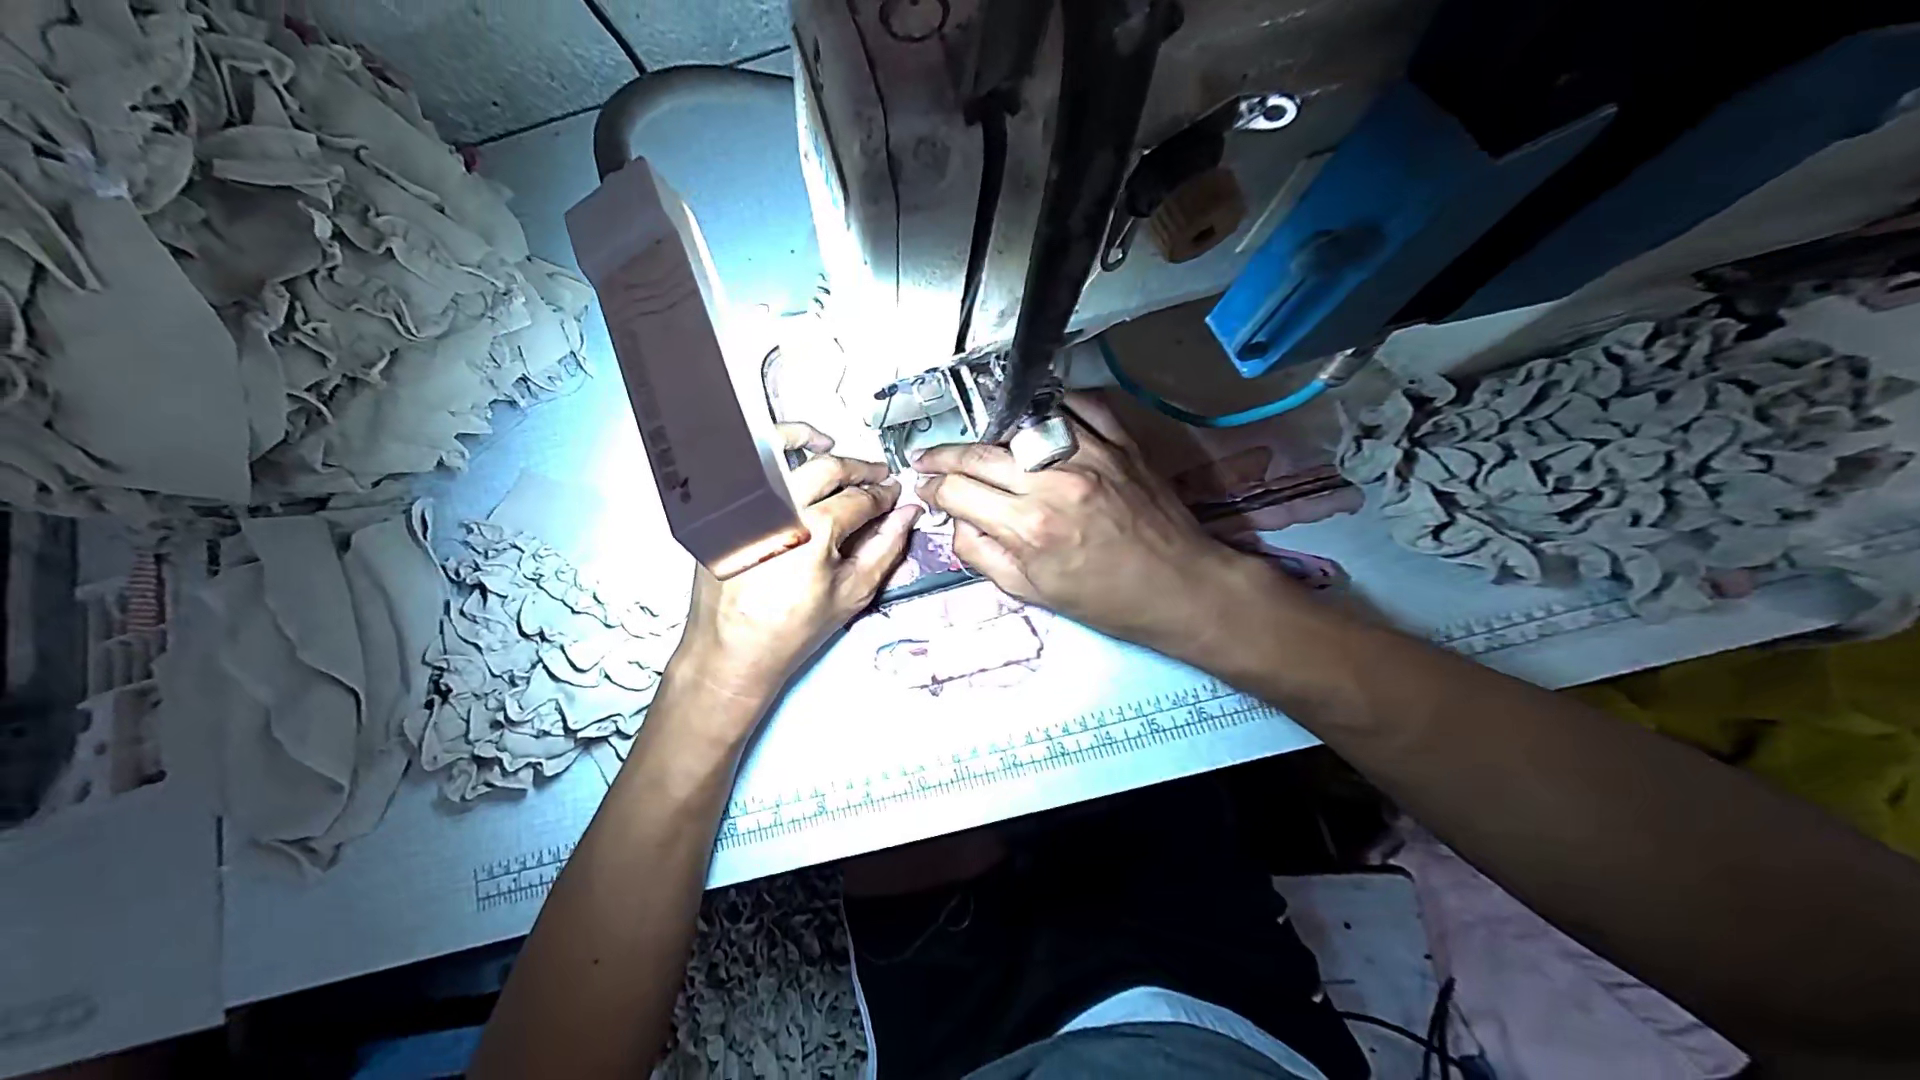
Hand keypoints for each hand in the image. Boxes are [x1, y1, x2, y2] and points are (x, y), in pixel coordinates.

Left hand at [673, 423, 919, 716]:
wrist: (733, 652)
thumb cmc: (787, 632)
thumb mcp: (853, 593)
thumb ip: (887, 547)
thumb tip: (906, 514)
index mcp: (813, 533)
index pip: (860, 499)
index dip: (883, 494)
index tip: (892, 493)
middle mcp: (777, 512)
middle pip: (828, 468)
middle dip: (859, 467)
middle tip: (876, 474)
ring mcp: (745, 508)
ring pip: (781, 455)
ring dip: (810, 443)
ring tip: (830, 448)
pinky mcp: (723, 512)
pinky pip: (748, 470)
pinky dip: (768, 456)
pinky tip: (786, 461)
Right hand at [914, 394, 1273, 654]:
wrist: (1179, 588)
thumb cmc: (1106, 601)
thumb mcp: (1032, 593)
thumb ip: (983, 555)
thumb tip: (956, 523)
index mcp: (1028, 527)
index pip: (957, 491)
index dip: (931, 489)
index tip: (925, 490)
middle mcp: (1053, 482)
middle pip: (979, 454)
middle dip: (943, 456)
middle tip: (928, 459)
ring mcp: (1089, 454)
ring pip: (1020, 424)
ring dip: (990, 433)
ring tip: (979, 445)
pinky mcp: (1119, 442)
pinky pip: (1078, 405)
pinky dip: (1051, 406)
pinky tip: (1034, 419)